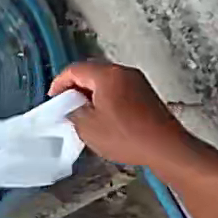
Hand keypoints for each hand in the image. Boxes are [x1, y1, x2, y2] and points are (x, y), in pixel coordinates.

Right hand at [49, 61, 195, 169]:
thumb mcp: (88, 127)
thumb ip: (73, 112)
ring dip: (91, 94)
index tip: (53, 98)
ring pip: (106, 81)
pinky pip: (119, 90)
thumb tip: (71, 108)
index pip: (75, 70)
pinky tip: (103, 118)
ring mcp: (137, 82)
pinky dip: (106, 99)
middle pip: (91, 72)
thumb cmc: (127, 136)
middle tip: (65, 105)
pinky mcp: (146, 94)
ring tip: (83, 114)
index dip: (59, 83)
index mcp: (106, 75)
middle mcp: (123, 72)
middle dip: (75, 88)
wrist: (164, 147)